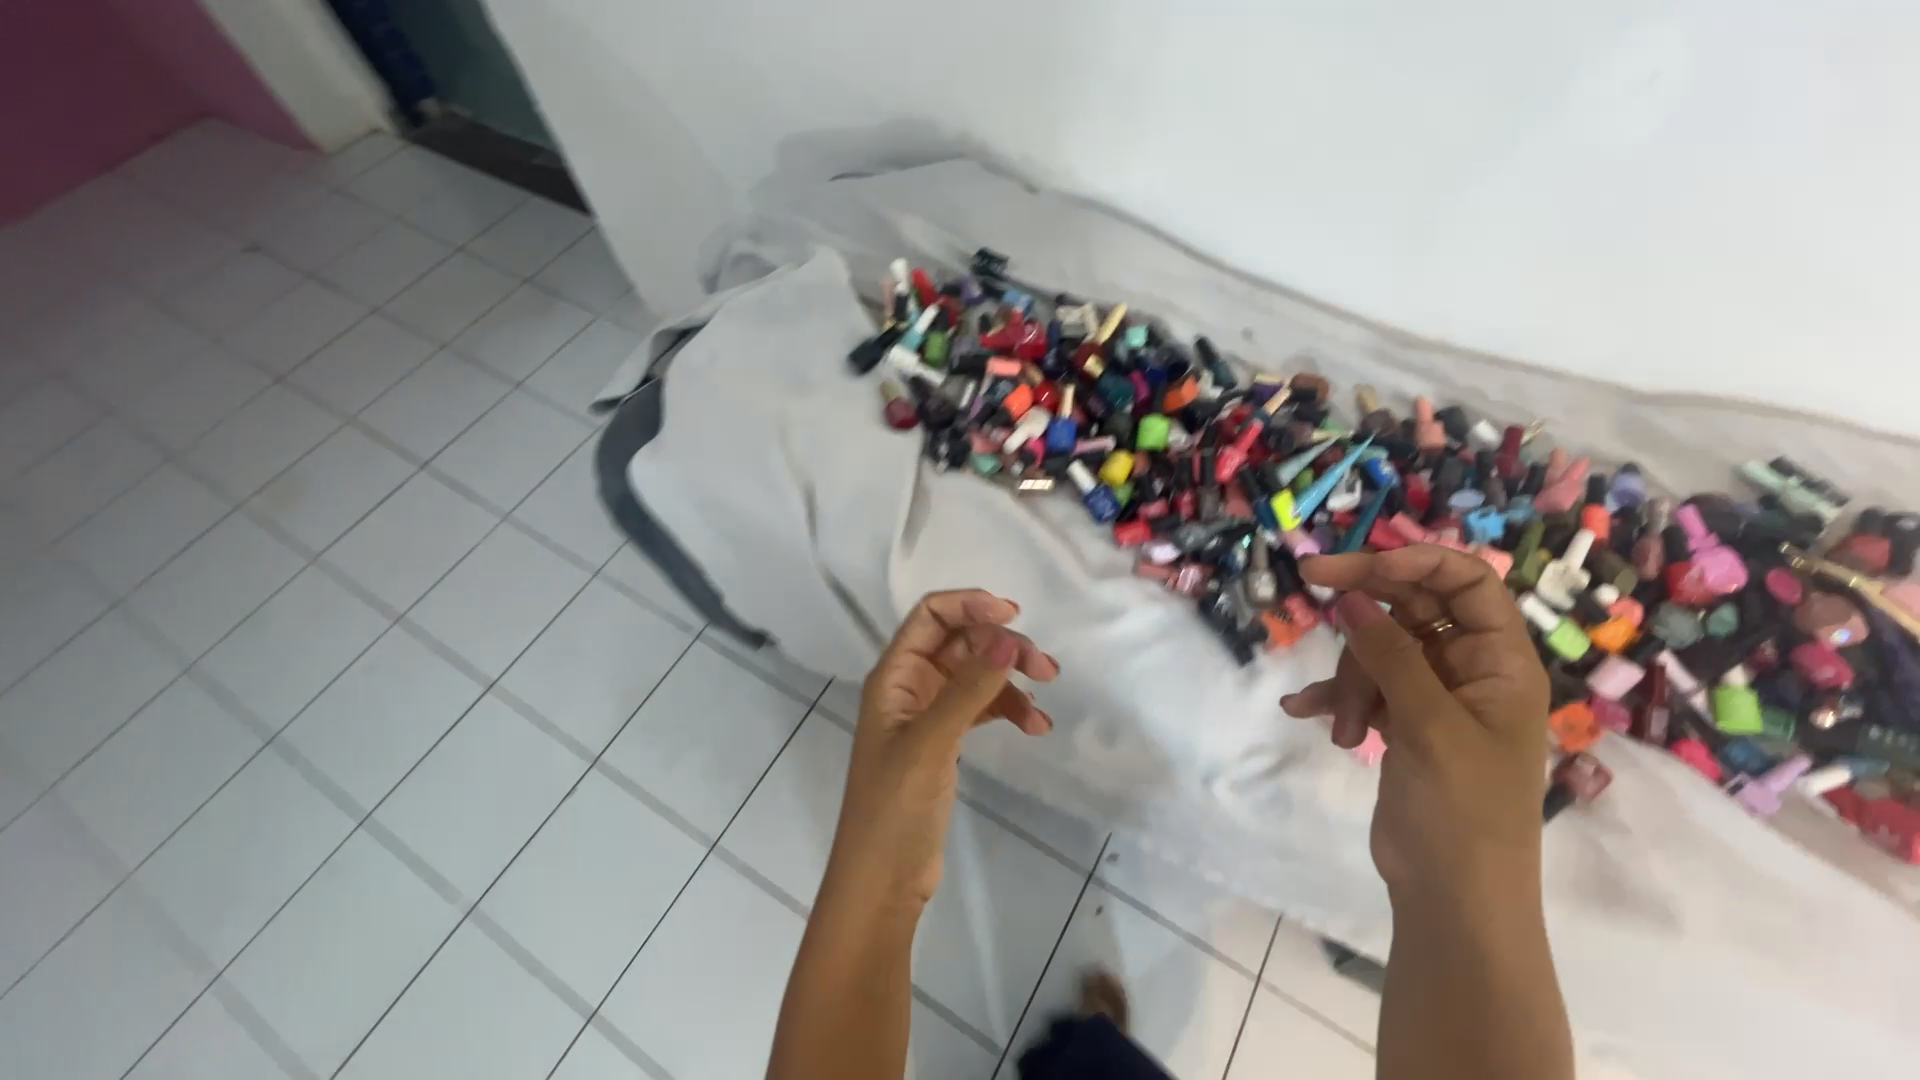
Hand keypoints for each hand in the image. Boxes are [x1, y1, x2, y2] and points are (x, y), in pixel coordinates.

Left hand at [827, 590, 1058, 908]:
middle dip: (1001, 645)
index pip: (930, 616)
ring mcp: (928, 714)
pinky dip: (1008, 710)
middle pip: (960, 642)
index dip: (969, 604)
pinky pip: (981, 708)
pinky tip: (1035, 727)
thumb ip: (969, 689)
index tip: (1014, 615)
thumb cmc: (894, 808)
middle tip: (1044, 668)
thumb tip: (1007, 639)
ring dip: (1010, 678)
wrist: (882, 880)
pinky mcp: (945, 742)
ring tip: (1045, 695)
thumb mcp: (931, 744)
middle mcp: (909, 686)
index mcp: (893, 676)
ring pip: (975, 674)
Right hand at [1280, 546, 1549, 903]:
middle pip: (1412, 608)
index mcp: (1501, 662)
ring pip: (1377, 650)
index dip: (1415, 560)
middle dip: (1364, 608)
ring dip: (1349, 680)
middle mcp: (1470, 669)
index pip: (1466, 583)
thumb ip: (1390, 656)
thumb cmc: (1463, 810)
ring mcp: (1433, 697)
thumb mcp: (1429, 725)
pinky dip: (1335, 699)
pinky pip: (1362, 689)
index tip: (1355, 563)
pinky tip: (1306, 714)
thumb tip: (1349, 597)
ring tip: (1342, 728)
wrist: (1453, 896)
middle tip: (1311, 581)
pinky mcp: (1402, 723)